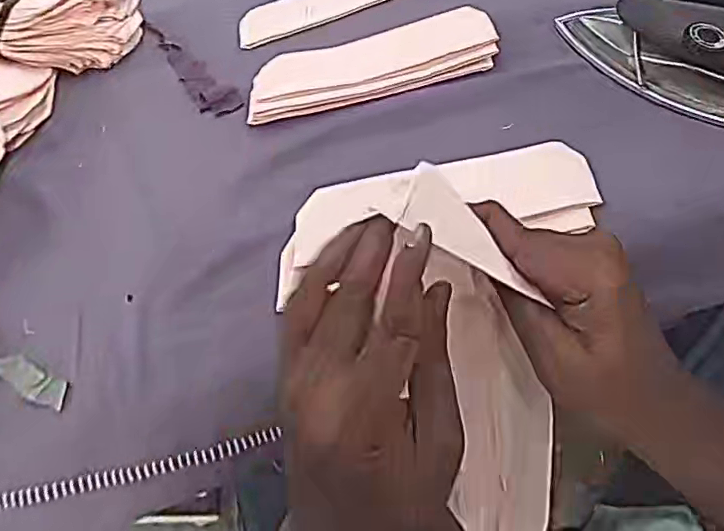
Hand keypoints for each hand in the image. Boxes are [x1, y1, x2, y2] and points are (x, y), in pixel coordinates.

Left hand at [281, 219, 462, 530]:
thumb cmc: (395, 505)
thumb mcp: (438, 439)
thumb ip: (434, 359)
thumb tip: (435, 294)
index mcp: (364, 411)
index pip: (393, 318)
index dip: (409, 270)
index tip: (421, 238)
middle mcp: (319, 393)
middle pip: (349, 300)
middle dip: (374, 251)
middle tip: (393, 221)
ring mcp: (295, 386)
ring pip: (313, 298)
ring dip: (339, 255)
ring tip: (363, 226)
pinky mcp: (285, 381)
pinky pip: (293, 314)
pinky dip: (311, 278)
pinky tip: (329, 256)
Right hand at [473, 204, 723, 527]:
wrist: (659, 403)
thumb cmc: (611, 394)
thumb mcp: (553, 359)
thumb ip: (515, 302)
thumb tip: (482, 259)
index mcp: (591, 266)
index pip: (520, 237)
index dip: (478, 226)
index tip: (441, 218)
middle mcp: (597, 243)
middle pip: (525, 236)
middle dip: (492, 250)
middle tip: (461, 270)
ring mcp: (599, 245)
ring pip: (532, 239)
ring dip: (509, 259)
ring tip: (491, 288)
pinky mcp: (595, 253)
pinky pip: (546, 247)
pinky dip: (526, 263)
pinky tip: (519, 289)